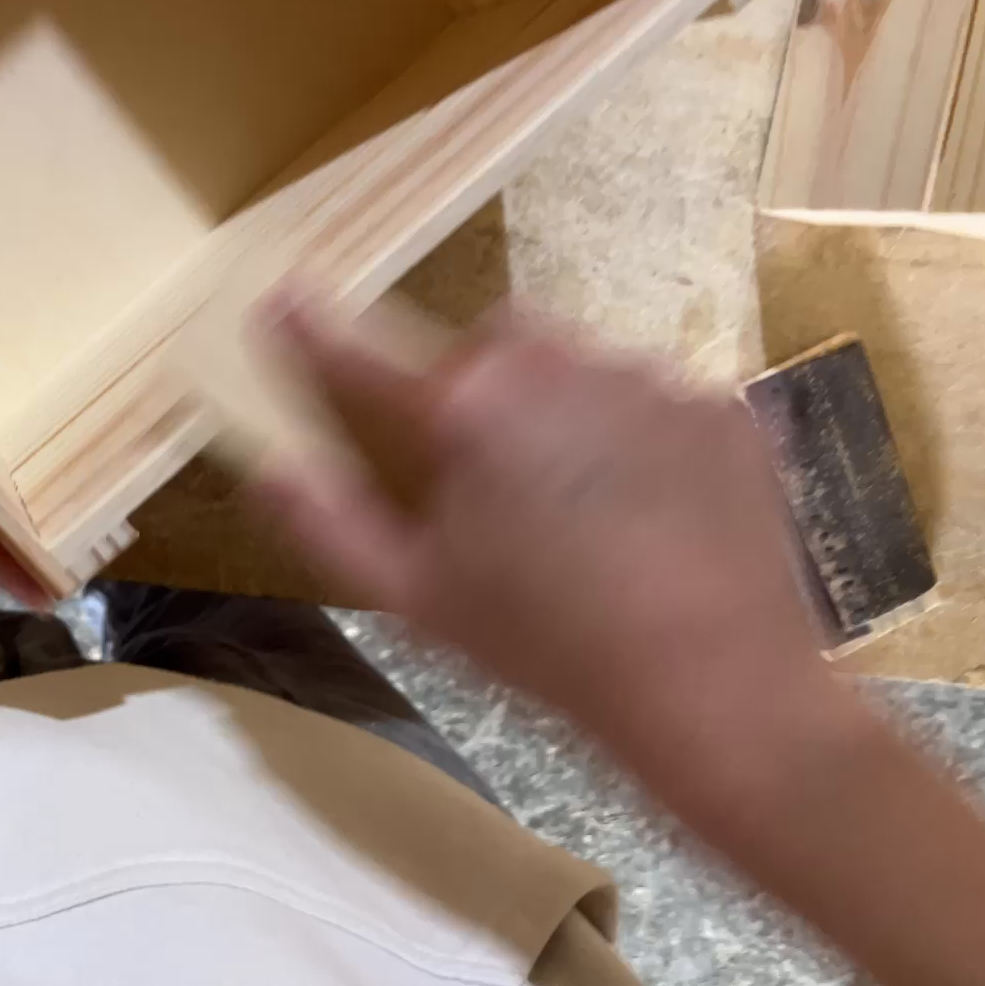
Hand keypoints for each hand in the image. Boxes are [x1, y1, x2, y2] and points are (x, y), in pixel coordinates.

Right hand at [255, 302, 829, 757]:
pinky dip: (624, 427)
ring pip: (568, 362)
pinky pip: (644, 391)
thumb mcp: (411, 595)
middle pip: (485, 343)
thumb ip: (327, 523)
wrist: (714, 690)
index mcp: (463, 412)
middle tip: (484, 469)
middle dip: (473, 386)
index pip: (361, 360)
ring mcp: (644, 377)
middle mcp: (549, 368)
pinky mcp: (716, 404)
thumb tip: (268, 467)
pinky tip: (639, 502)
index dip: (314, 331)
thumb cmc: (539, 642)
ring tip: (572, 498)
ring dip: (550, 406)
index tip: (284, 296)